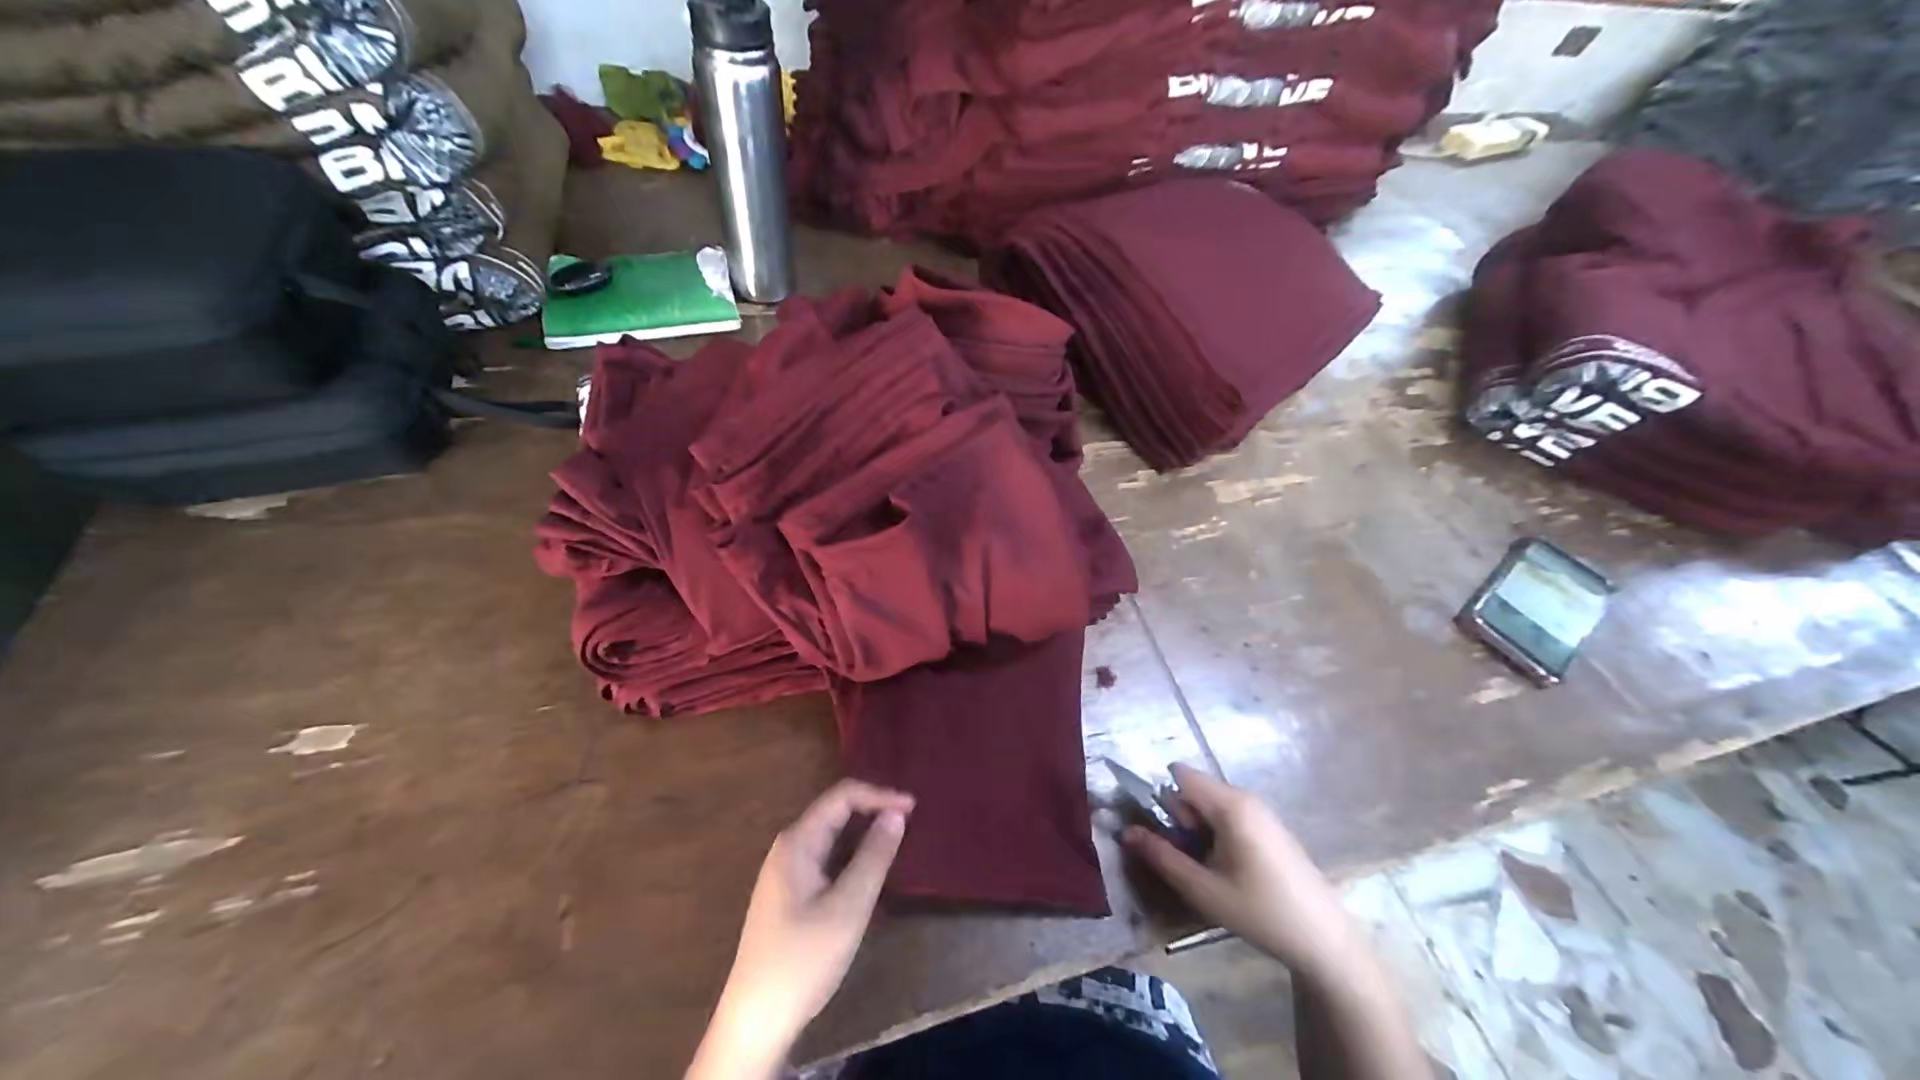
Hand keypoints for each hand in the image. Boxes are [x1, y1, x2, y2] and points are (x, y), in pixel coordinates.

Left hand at [692, 780, 913, 1077]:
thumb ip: (874, 857)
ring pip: (831, 836)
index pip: (842, 796)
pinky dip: (852, 855)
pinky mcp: (790, 894)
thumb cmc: (803, 959)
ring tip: (898, 838)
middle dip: (873, 809)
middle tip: (911, 820)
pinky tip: (870, 868)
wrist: (756, 1019)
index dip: (879, 795)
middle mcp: (788, 848)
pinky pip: (827, 858)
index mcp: (797, 842)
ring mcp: (786, 872)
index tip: (914, 807)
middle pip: (835, 812)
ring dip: (864, 832)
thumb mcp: (848, 907)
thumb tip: (896, 814)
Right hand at [1123, 764, 1356, 978]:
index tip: (1162, 832)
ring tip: (1205, 868)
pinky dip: (1217, 833)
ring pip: (1211, 804)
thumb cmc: (1260, 912)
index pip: (1180, 774)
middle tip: (1186, 858)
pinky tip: (1228, 870)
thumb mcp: (1202, 890)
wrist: (1324, 940)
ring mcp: (1261, 812)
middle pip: (1195, 789)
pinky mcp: (1270, 827)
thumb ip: (1161, 857)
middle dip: (1180, 817)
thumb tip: (1126, 832)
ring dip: (1197, 828)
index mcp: (1230, 805)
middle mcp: (1246, 798)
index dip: (1161, 796)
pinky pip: (1230, 815)